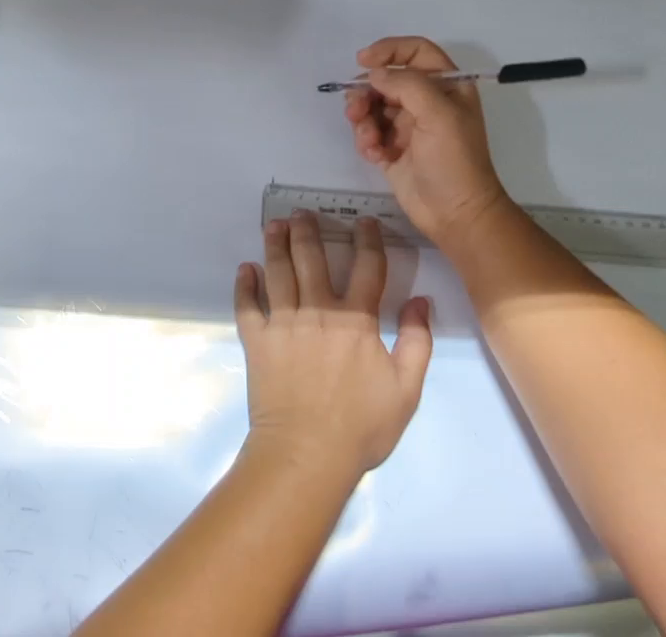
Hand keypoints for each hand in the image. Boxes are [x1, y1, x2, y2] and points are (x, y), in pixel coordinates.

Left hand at [235, 211, 433, 475]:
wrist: (306, 454)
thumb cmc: (361, 427)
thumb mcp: (406, 389)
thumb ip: (417, 341)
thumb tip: (421, 301)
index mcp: (357, 320)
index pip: (367, 268)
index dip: (368, 240)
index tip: (364, 221)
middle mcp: (318, 311)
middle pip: (312, 259)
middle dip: (309, 231)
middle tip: (303, 212)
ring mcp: (284, 324)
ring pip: (278, 273)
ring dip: (276, 245)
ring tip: (274, 225)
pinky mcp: (257, 341)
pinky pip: (247, 305)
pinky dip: (245, 286)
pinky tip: (245, 270)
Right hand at [344, 36, 509, 247]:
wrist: (455, 213)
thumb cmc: (455, 159)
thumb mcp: (438, 114)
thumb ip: (406, 84)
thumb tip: (375, 73)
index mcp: (446, 86)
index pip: (416, 52)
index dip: (390, 50)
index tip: (364, 61)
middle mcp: (426, 101)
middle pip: (386, 80)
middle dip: (367, 92)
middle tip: (356, 109)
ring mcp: (407, 126)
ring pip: (372, 106)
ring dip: (363, 120)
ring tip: (368, 140)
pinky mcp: (392, 149)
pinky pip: (369, 133)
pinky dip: (366, 141)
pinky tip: (375, 155)